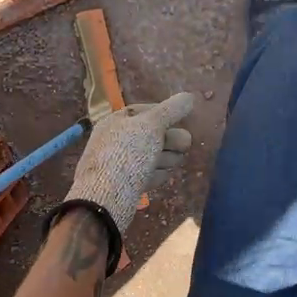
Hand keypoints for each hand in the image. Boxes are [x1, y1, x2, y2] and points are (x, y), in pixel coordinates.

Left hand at [60, 93, 193, 262]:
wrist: (106, 200)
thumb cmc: (127, 155)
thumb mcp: (152, 125)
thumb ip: (172, 110)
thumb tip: (189, 96)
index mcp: (115, 122)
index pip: (144, 110)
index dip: (165, 112)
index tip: (182, 119)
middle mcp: (116, 141)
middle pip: (151, 134)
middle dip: (170, 138)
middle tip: (186, 144)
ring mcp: (120, 164)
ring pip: (151, 154)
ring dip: (166, 156)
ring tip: (173, 161)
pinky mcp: (126, 184)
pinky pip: (147, 173)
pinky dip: (156, 173)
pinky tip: (162, 175)